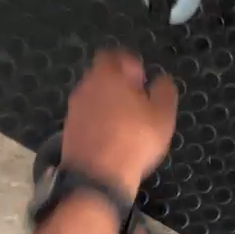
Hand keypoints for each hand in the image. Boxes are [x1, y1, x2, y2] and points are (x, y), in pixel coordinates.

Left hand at [63, 48, 177, 194]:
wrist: (97, 177)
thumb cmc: (135, 141)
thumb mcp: (163, 115)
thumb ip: (165, 91)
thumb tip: (162, 80)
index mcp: (108, 75)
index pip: (115, 55)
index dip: (131, 64)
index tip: (143, 80)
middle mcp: (86, 86)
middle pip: (102, 76)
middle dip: (120, 84)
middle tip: (139, 101)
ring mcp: (74, 109)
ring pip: (95, 97)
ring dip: (110, 104)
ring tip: (128, 123)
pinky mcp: (69, 130)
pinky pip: (88, 117)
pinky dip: (100, 121)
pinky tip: (114, 138)